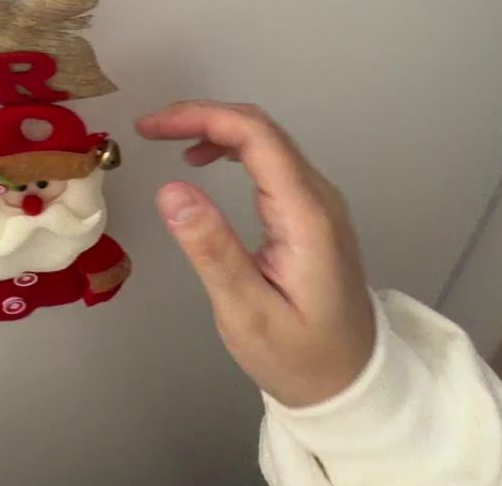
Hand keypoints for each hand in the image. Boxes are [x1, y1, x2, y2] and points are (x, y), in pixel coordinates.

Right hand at [138, 100, 376, 407]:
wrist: (352, 387)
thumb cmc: (298, 356)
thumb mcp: (246, 313)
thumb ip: (211, 249)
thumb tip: (170, 189)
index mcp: (306, 215)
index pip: (256, 136)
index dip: (201, 117)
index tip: (151, 129)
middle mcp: (317, 196)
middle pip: (259, 126)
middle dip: (200, 115)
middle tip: (149, 129)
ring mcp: (317, 200)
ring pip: (264, 136)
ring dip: (212, 126)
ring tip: (165, 138)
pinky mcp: (308, 209)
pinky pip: (267, 156)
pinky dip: (228, 144)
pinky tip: (200, 158)